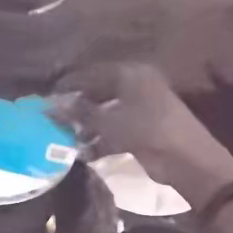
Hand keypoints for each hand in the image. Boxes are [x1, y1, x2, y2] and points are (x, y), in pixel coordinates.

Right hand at [61, 64, 232, 205]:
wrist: (185, 159)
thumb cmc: (147, 130)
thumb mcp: (109, 121)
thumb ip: (78, 113)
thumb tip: (49, 106)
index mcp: (130, 74)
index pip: (91, 74)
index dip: (68, 86)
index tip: (46, 98)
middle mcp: (135, 86)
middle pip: (97, 93)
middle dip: (75, 107)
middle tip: (52, 119)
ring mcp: (140, 108)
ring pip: (104, 112)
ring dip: (85, 126)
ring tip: (63, 137)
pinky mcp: (141, 129)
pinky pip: (113, 130)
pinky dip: (98, 139)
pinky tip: (82, 152)